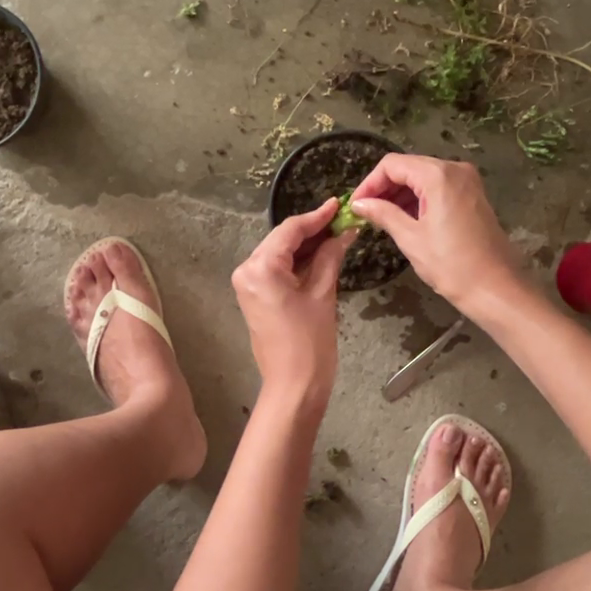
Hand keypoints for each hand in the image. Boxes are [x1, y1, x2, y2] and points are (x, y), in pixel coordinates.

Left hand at [231, 198, 354, 403]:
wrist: (293, 386)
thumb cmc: (309, 343)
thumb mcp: (323, 294)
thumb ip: (330, 256)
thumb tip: (343, 232)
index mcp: (260, 267)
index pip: (290, 230)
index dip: (317, 217)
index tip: (338, 205)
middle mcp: (247, 270)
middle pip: (282, 239)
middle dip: (312, 230)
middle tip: (342, 220)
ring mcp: (247, 283)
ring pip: (280, 253)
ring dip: (306, 245)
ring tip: (337, 234)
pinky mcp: (254, 295)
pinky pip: (276, 269)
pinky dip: (297, 262)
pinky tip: (321, 254)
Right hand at [348, 154, 518, 309]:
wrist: (496, 288)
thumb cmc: (451, 265)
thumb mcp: (410, 238)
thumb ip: (383, 214)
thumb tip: (358, 204)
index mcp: (438, 175)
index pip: (392, 165)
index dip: (370, 183)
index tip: (356, 204)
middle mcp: (455, 169)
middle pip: (408, 167)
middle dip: (383, 187)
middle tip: (364, 211)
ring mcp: (466, 181)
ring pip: (422, 177)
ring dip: (399, 194)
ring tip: (380, 217)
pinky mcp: (471, 195)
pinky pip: (437, 187)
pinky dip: (417, 199)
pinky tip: (403, 218)